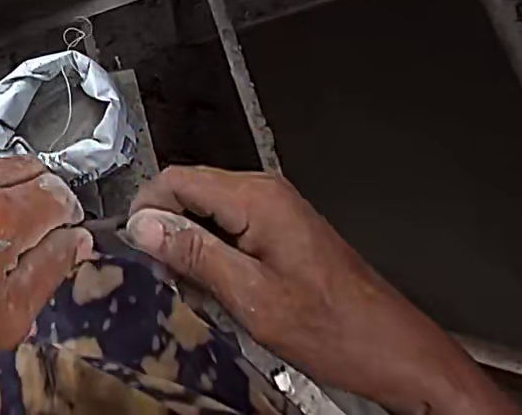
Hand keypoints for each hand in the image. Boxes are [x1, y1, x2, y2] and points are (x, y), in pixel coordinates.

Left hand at [0, 157, 93, 414]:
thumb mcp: (5, 319)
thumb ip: (51, 269)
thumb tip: (79, 238)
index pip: (57, 194)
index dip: (68, 213)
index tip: (66, 229)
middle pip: (34, 168)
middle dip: (43, 195)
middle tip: (36, 228)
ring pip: (2, 164)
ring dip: (12, 188)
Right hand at [127, 166, 518, 414]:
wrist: (390, 345)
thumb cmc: (334, 327)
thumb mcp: (251, 297)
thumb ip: (194, 254)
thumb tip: (146, 225)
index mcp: (256, 197)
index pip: (179, 177)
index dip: (148, 207)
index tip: (131, 243)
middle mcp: (264, 190)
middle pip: (192, 188)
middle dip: (167, 226)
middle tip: (158, 274)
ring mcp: (274, 205)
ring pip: (209, 207)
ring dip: (190, 242)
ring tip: (189, 287)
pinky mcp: (280, 224)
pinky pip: (230, 222)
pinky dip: (214, 249)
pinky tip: (217, 286)